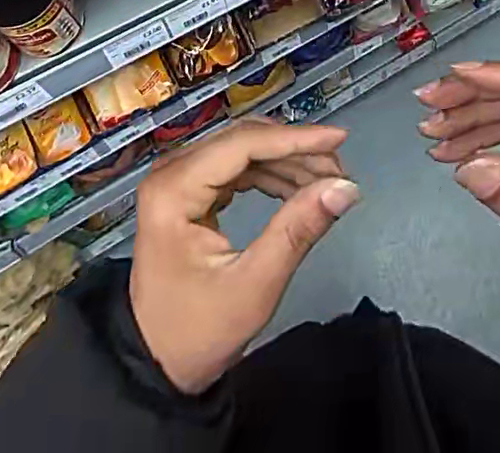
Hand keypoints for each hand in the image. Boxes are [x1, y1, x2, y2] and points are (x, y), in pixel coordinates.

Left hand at [130, 118, 360, 393]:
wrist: (156, 360)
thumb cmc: (196, 330)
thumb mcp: (253, 286)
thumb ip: (297, 231)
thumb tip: (343, 188)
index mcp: (173, 189)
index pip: (242, 144)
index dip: (294, 138)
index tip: (339, 138)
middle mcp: (172, 172)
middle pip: (242, 140)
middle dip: (295, 150)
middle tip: (339, 170)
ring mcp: (179, 178)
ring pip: (243, 151)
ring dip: (287, 161)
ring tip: (327, 182)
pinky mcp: (190, 189)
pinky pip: (236, 167)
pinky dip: (271, 174)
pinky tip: (299, 190)